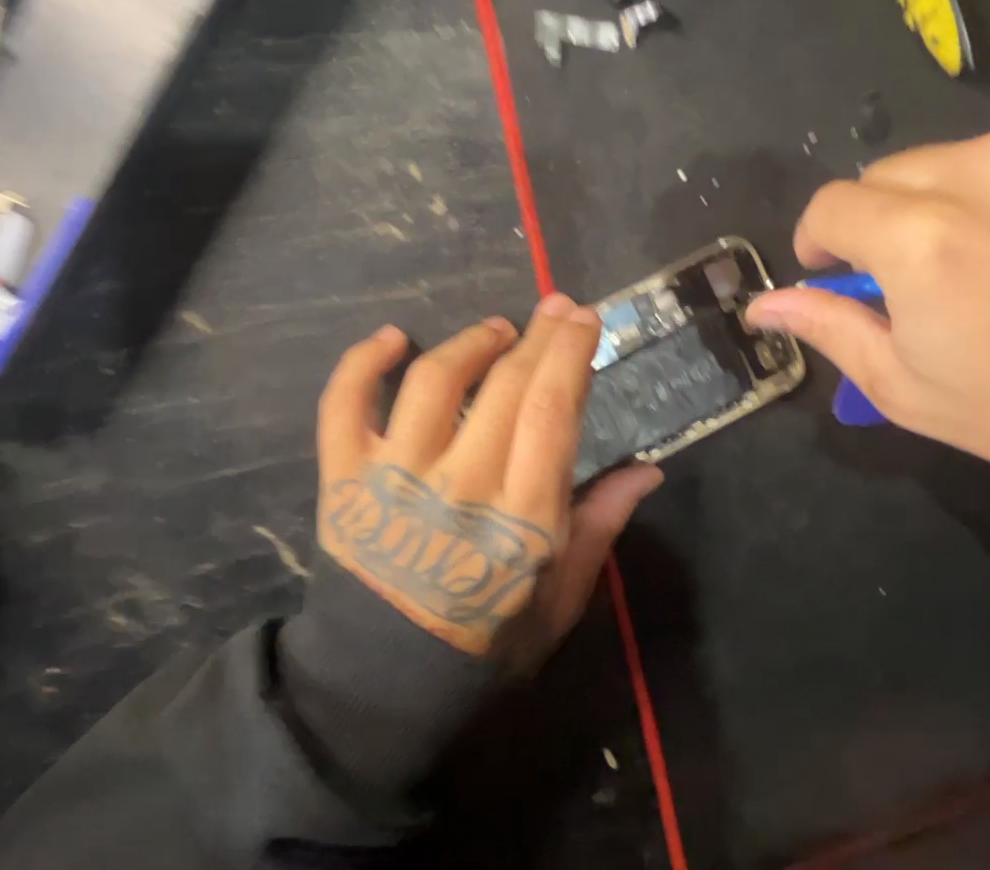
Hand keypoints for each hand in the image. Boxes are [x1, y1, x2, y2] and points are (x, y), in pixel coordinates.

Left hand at [316, 294, 663, 654]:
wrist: (384, 681)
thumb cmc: (486, 642)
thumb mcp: (560, 600)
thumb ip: (600, 528)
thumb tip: (647, 469)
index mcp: (522, 519)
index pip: (554, 411)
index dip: (571, 354)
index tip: (584, 319)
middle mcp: (458, 485)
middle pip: (507, 386)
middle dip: (539, 337)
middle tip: (556, 309)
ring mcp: (393, 477)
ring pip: (433, 380)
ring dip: (471, 342)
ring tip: (496, 330)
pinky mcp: (341, 477)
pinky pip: (343, 403)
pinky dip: (361, 362)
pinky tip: (390, 338)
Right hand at [746, 114, 989, 469]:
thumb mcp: (913, 391)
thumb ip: (831, 331)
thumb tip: (764, 303)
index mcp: (919, 240)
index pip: (830, 206)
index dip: (818, 240)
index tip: (834, 272)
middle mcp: (976, 170)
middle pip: (885, 175)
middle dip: (878, 219)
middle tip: (913, 274)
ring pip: (951, 158)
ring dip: (941, 198)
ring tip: (988, 253)